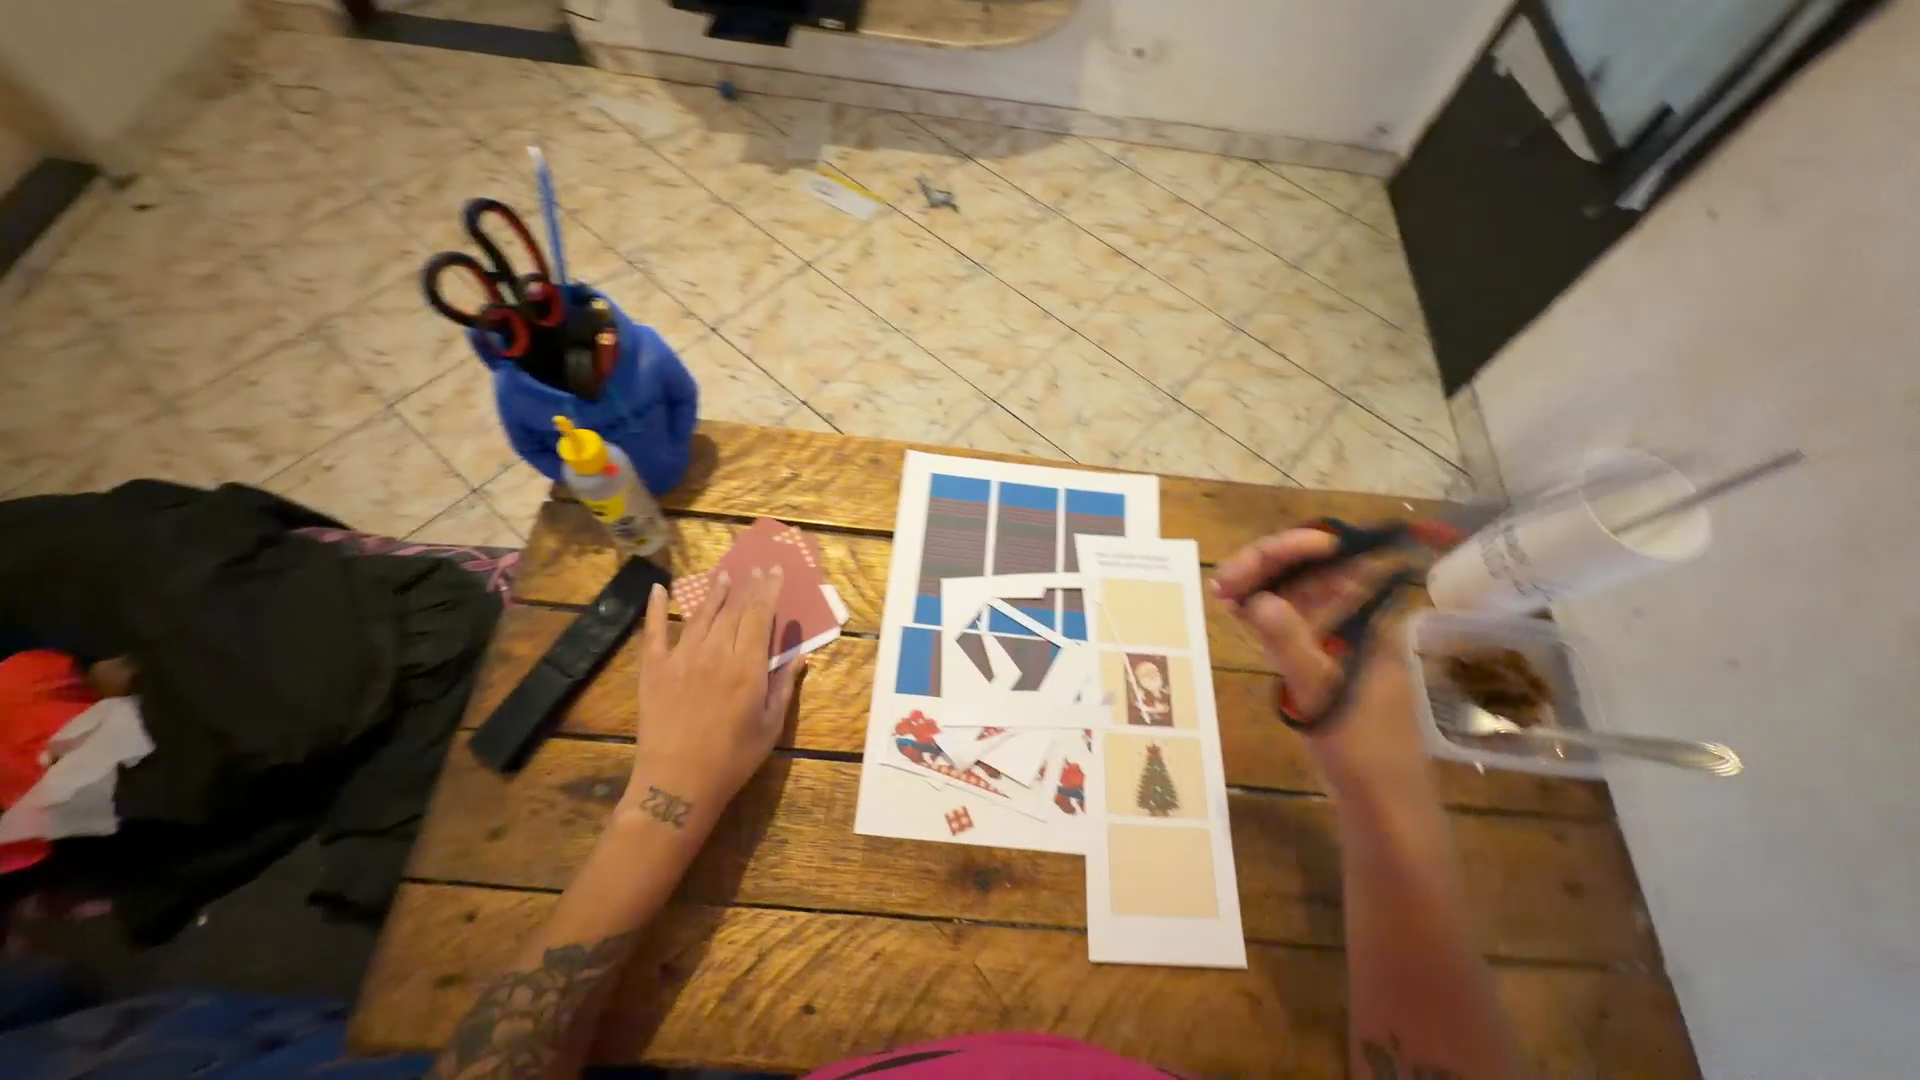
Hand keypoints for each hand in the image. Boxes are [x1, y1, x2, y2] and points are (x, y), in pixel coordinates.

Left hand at [620, 569, 802, 831]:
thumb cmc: (733, 758)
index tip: (775, 572)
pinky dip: (656, 608)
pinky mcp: (654, 669)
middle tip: (754, 570)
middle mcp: (715, 653)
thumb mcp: (770, 725)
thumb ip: (783, 686)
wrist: (678, 783)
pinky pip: (654, 631)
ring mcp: (681, 659)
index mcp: (747, 667)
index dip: (768, 591)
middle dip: (747, 587)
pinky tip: (658, 590)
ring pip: (700, 615)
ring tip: (723, 577)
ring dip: (714, 594)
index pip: (760, 617)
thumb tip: (800, 655)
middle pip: (733, 610)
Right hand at [1212, 529, 1425, 789]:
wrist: (1383, 800)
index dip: (1290, 549)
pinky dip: (1267, 614)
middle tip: (1223, 582)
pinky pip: (1293, 622)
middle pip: (1307, 571)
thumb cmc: (1363, 746)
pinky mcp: (1323, 661)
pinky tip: (1241, 613)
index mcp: (1368, 616)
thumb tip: (1255, 599)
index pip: (1328, 560)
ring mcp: (1338, 640)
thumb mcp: (1322, 692)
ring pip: (1296, 595)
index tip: (1251, 565)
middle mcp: (1355, 619)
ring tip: (1224, 591)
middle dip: (1265, 565)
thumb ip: (1289, 642)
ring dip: (1261, 585)